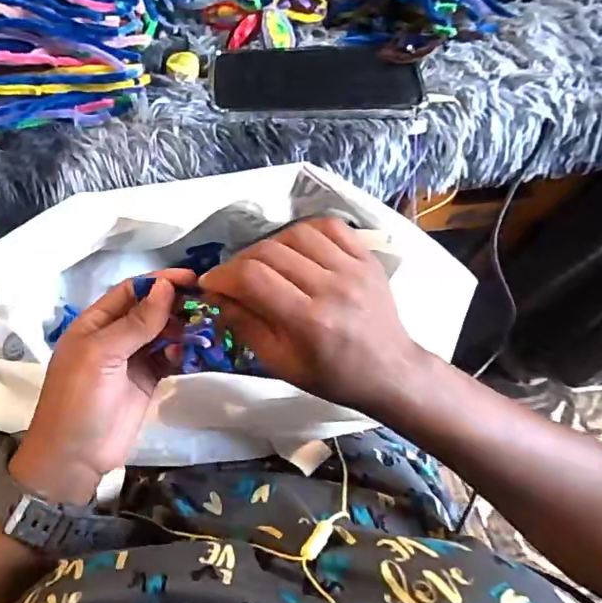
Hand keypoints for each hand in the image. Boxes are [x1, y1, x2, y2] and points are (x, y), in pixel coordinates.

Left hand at [11, 268, 197, 502]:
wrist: (73, 458)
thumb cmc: (78, 400)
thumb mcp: (101, 356)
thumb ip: (135, 323)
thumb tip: (165, 287)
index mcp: (94, 323)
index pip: (130, 291)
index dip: (158, 282)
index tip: (191, 279)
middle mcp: (113, 337)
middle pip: (149, 310)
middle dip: (176, 304)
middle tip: (209, 302)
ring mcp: (130, 360)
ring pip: (162, 334)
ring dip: (183, 328)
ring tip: (210, 324)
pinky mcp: (146, 382)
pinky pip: (168, 359)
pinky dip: (183, 352)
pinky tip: (199, 350)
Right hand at [198, 217, 430, 415]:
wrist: (390, 372)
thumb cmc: (332, 376)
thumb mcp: (280, 363)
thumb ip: (245, 326)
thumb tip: (217, 296)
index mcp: (308, 321)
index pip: (252, 278)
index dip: (223, 275)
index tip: (211, 284)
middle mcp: (331, 288)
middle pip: (269, 252)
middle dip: (239, 262)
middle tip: (232, 278)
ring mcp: (353, 268)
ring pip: (295, 234)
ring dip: (269, 246)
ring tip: (264, 264)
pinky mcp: (367, 258)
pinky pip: (329, 226)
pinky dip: (304, 231)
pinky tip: (295, 248)